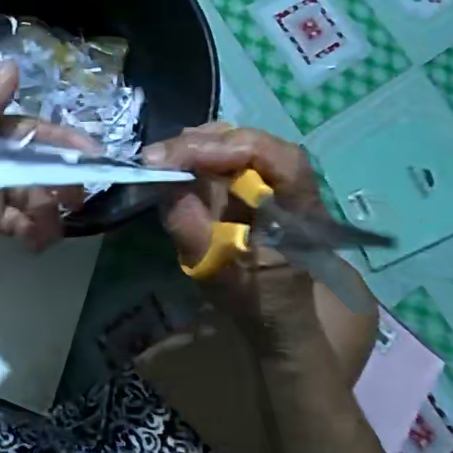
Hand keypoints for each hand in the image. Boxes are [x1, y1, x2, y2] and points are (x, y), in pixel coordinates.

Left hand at [0, 63, 91, 290]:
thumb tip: (13, 65)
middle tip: (78, 200)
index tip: (91, 155)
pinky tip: (34, 241)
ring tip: (49, 230)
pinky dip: (31, 229)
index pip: (33, 132)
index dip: (63, 141)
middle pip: (38, 166)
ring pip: (33, 195)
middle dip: (60, 182)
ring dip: (46, 211)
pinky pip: (21, 220)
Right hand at [144, 124, 331, 361]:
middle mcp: (293, 175)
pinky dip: (199, 156)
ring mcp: (275, 172)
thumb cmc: (259, 298)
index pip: (262, 151)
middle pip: (244, 139)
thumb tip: (164, 184)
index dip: (215, 147)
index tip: (170, 159)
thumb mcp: (221, 273)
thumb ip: (194, 230)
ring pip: (234, 141)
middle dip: (197, 145)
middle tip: (154, 159)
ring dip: (195, 147)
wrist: (284, 313)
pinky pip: (228, 154)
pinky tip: (175, 166)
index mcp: (298, 199)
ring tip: (161, 161)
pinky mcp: (257, 176)